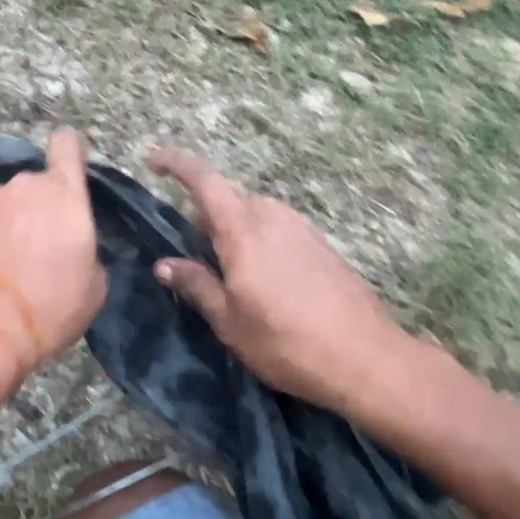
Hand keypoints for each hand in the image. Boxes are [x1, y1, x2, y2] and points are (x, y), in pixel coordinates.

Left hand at [0, 128, 107, 377]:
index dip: (71, 150)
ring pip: (5, 203)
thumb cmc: (49, 308)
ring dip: (9, 222)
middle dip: (40, 208)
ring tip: (5, 263)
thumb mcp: (94, 287)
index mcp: (63, 193)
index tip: (72, 165)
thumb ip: (89, 251)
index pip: (67, 144)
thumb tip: (76, 247)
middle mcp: (23, 185)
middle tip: (40, 248)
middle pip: (36, 184)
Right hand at [149, 148, 414, 410]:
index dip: (175, 163)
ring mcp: (300, 227)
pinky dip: (261, 241)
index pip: (203, 180)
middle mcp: (271, 217)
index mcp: (243, 231)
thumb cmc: (288, 344)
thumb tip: (164, 264)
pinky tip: (270, 284)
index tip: (152, 159)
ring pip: (254, 214)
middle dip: (206, 220)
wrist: (367, 359)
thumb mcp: (231, 323)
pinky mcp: (321, 243)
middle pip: (228, 201)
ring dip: (235, 232)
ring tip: (234, 278)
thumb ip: (197, 285)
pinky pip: (277, 228)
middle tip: (199, 262)